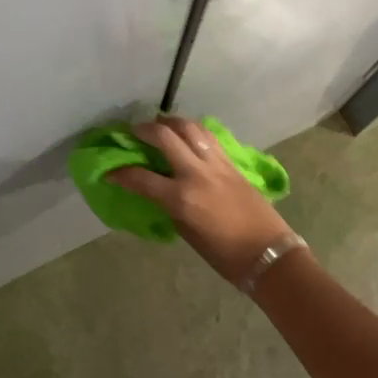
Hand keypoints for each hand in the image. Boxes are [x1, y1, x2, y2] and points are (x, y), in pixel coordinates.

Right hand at [106, 114, 294, 283]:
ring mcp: (215, 164)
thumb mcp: (187, 234)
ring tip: (160, 124)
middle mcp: (196, 174)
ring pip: (189, 128)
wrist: (268, 253)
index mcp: (182, 199)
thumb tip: (158, 190)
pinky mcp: (231, 161)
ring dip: (170, 121)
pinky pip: (207, 136)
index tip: (109, 170)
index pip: (142, 178)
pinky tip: (187, 133)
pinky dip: (192, 129)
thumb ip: (170, 207)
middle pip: (165, 136)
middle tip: (134, 132)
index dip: (121, 173)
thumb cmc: (224, 255)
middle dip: (144, 130)